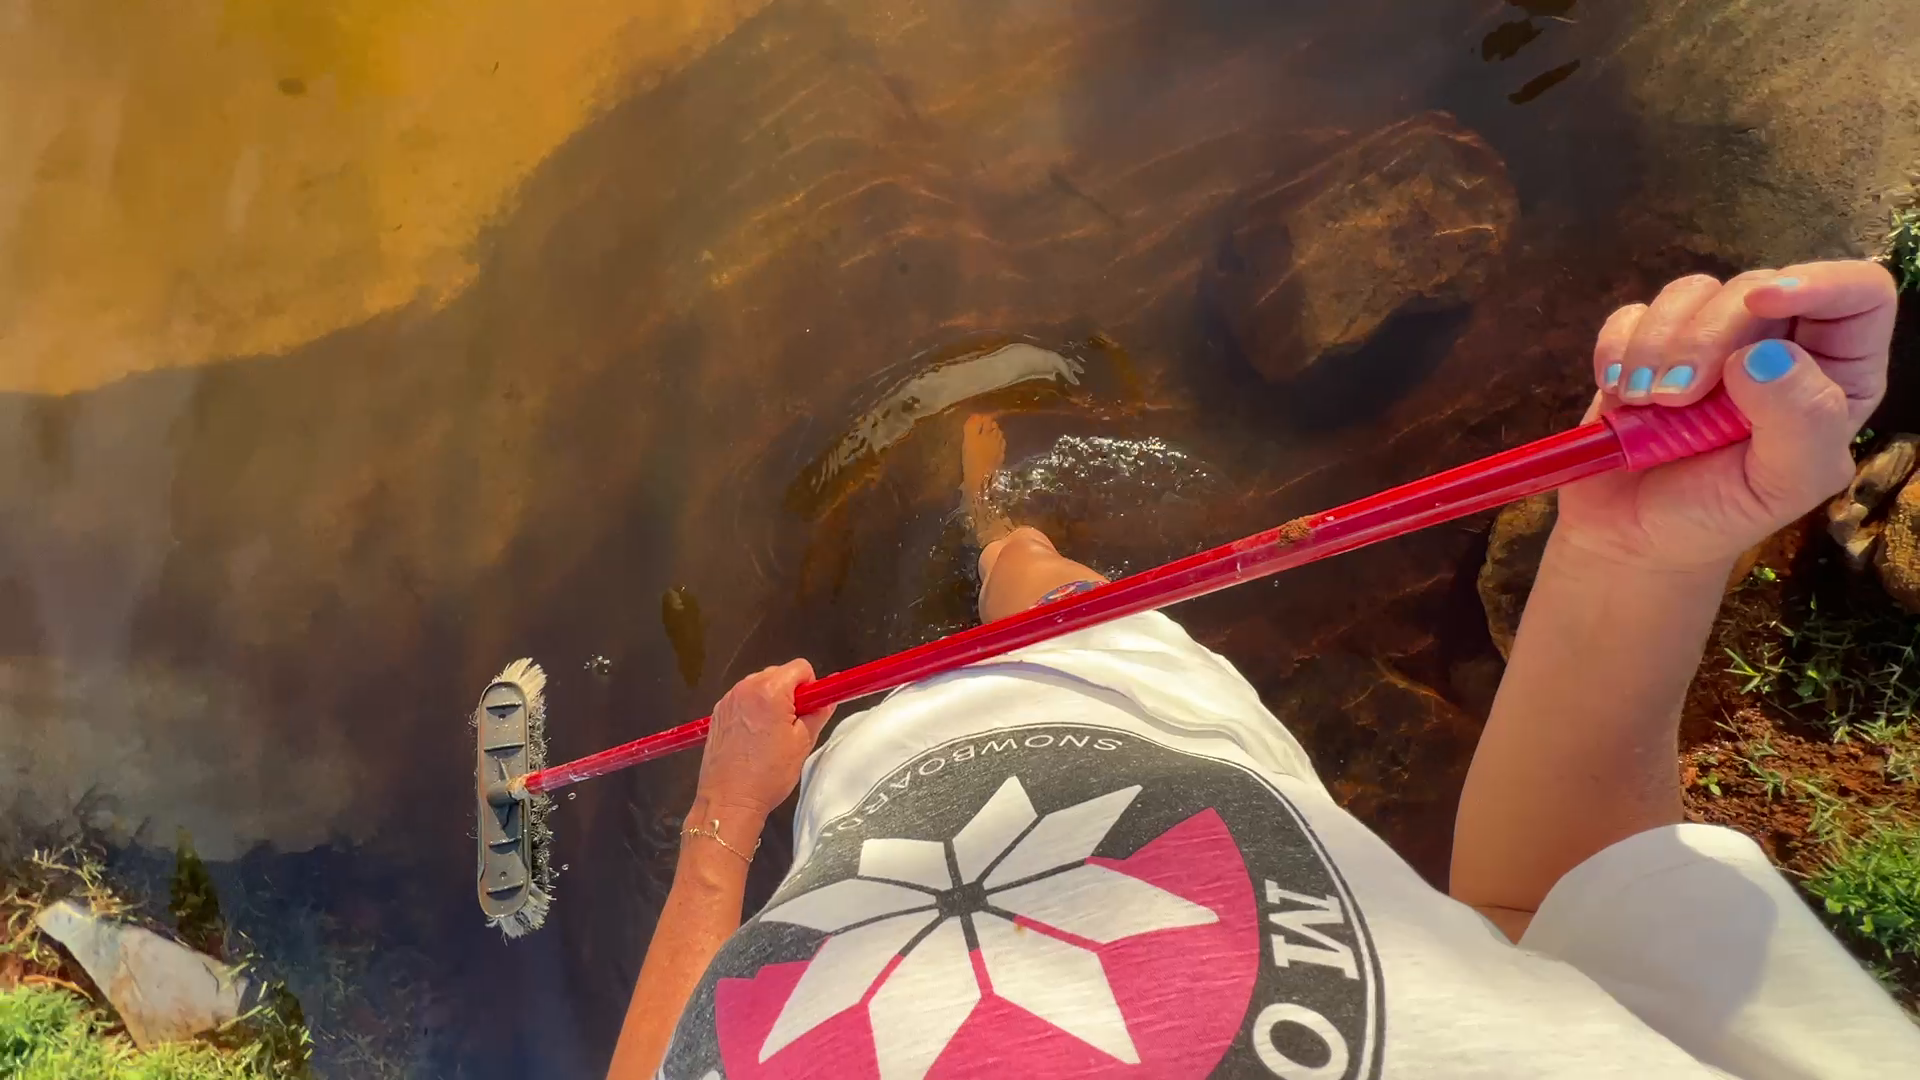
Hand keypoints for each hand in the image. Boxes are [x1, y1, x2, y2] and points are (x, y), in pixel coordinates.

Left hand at [693, 659, 833, 824]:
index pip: (800, 667)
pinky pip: (743, 699)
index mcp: (770, 690)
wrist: (729, 801)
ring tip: (771, 734)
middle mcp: (746, 687)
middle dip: (790, 693)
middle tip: (792, 725)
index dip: (810, 687)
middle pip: (779, 673)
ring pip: (760, 685)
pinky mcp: (717, 713)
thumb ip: (819, 712)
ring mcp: (728, 699)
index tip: (808, 710)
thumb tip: (830, 695)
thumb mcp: (803, 742)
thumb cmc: (768, 774)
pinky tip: (754, 737)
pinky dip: (753, 710)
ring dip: (771, 701)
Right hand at [1556, 260, 1895, 571]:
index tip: (1763, 302)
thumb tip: (1764, 354)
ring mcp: (1697, 350)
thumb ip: (1797, 421)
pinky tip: (1614, 391)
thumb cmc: (1713, 517)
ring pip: (1686, 294)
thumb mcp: (1781, 484)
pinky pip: (1625, 319)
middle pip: (1750, 289)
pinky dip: (1613, 348)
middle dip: (1704, 336)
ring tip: (1640, 401)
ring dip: (1654, 344)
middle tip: (1673, 398)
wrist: (1627, 537)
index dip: (1819, 282)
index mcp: (1831, 375)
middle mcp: (1771, 348)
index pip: (1856, 296)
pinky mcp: (1634, 359)